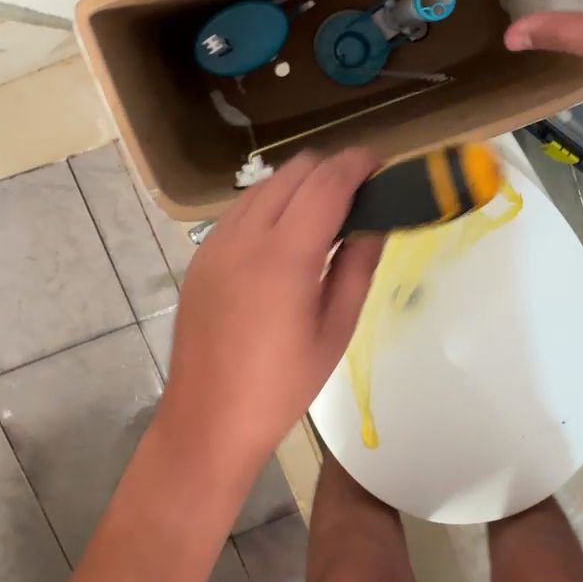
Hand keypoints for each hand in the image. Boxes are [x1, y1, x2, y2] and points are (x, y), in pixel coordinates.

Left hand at [158, 150, 385, 472]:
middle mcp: (245, 237)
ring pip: (265, 186)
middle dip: (331, 170)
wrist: (207, 420)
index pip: (327, 184)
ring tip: (326, 215)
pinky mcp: (201, 256)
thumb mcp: (336, 330)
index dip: (357, 164)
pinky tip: (287, 237)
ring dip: (300, 185)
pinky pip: (242, 210)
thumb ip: (358, 267)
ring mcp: (216, 243)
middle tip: (360, 194)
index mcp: (285, 257)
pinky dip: (271, 205)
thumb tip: (376, 223)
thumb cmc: (282, 385)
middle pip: (294, 172)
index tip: (382, 161)